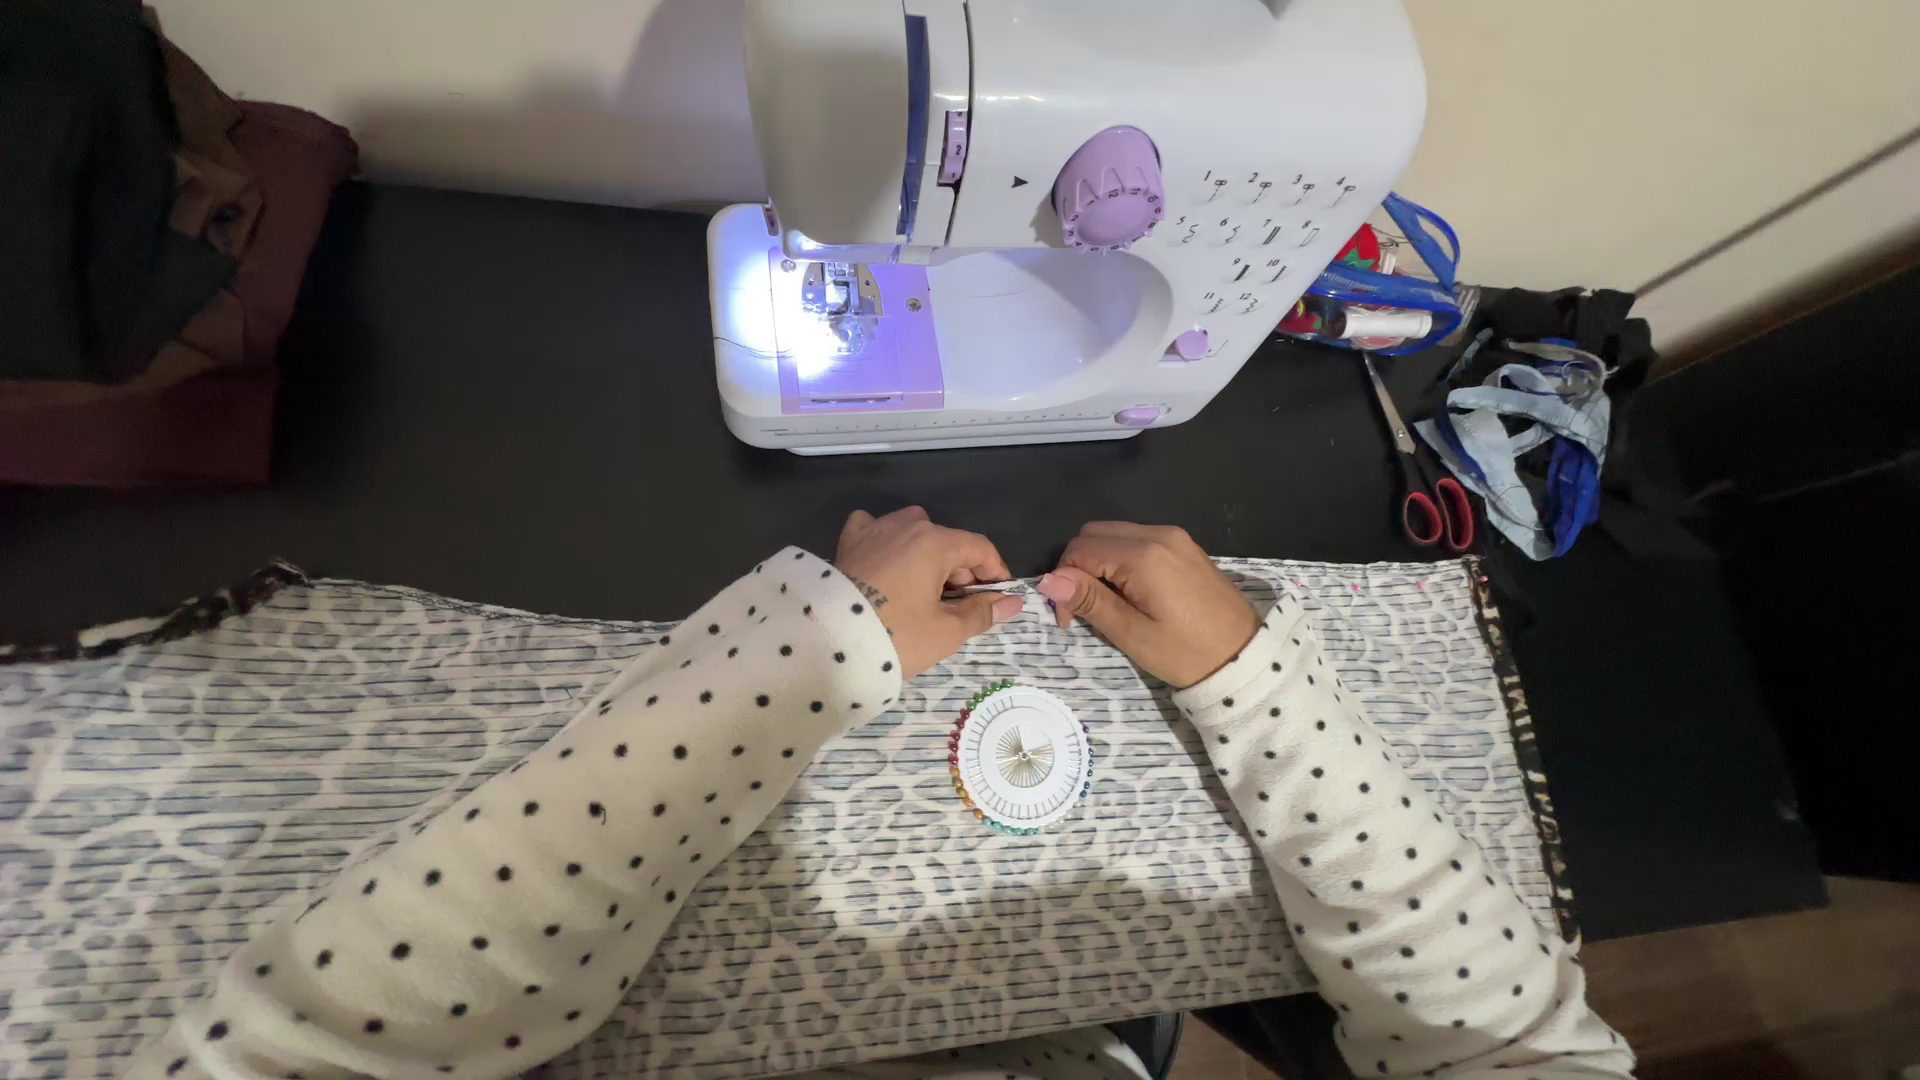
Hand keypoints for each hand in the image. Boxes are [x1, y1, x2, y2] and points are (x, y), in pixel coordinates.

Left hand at [834, 507, 1022, 676]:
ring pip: (914, 533)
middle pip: (948, 543)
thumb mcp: (946, 631)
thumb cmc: (895, 635)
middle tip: (959, 610)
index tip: (998, 599)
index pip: (980, 549)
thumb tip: (1013, 602)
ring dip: (927, 558)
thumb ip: (982, 612)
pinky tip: (886, 563)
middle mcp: (906, 525)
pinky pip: (875, 530)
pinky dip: (887, 543)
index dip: (995, 573)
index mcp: (935, 541)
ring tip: (924, 592)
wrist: (828, 642)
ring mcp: (874, 529)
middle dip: (961, 573)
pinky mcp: (849, 542)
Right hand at [1035, 522, 1258, 688]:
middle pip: (1093, 534)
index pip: (1079, 550)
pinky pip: (1137, 540)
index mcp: (1143, 555)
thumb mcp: (1132, 633)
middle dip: (1078, 567)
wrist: (1246, 659)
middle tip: (1084, 608)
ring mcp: (1174, 537)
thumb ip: (1089, 600)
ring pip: (1114, 534)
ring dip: (1098, 562)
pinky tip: (1129, 592)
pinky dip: (1120, 560)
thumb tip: (1047, 579)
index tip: (1069, 619)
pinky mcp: (1184, 546)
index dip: (1064, 581)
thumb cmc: (1186, 653)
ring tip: (1107, 603)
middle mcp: (1158, 534)